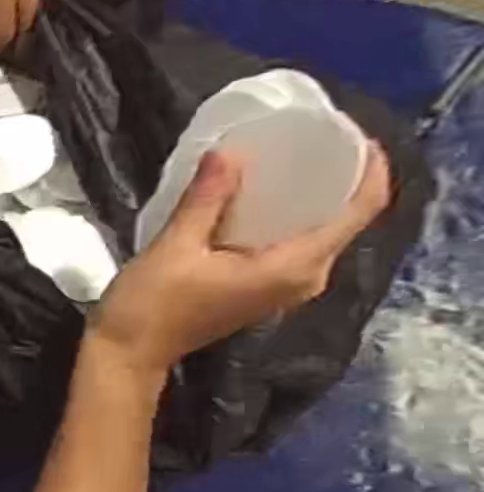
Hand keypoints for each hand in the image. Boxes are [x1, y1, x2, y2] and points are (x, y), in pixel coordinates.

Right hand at [89, 145, 391, 376]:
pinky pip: (288, 249)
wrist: (124, 356)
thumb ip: (204, 202)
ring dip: (300, 203)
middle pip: (341, 219)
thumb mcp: (170, 250)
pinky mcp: (259, 295)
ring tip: (275, 173)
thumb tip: (228, 152)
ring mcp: (282, 290)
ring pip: (313, 234)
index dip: (367, 166)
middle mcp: (304, 279)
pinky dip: (278, 225)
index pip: (362, 207)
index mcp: (296, 266)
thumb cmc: (148, 307)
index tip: (344, 135)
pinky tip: (252, 210)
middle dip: (330, 181)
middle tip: (302, 148)